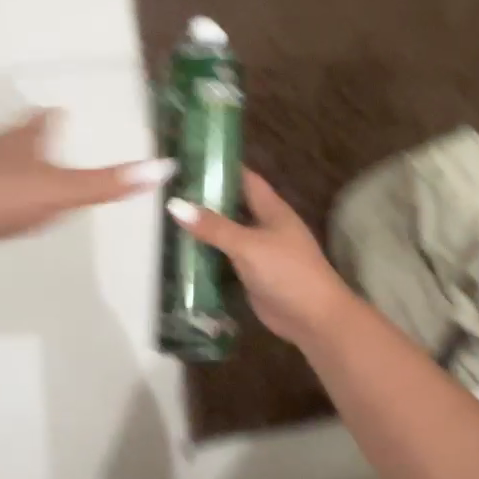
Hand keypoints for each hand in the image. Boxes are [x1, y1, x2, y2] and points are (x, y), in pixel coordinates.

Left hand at [0, 110, 173, 245]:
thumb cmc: (6, 199)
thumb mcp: (65, 193)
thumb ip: (110, 183)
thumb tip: (164, 167)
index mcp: (23, 139)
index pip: (42, 121)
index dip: (51, 118)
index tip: (58, 112)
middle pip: (13, 133)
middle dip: (26, 135)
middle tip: (36, 135)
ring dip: (3, 158)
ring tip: (13, 165)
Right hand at [168, 170, 360, 346]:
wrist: (313, 318)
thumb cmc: (287, 272)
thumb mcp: (248, 245)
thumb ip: (213, 227)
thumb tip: (174, 204)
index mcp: (272, 209)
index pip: (245, 179)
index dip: (221, 167)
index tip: (189, 159)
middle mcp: (265, 226)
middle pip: (232, 206)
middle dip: (205, 199)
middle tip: (168, 191)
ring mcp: (258, 253)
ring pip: (226, 234)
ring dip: (202, 230)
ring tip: (165, 218)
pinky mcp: (251, 276)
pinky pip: (224, 261)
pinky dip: (206, 257)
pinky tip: (180, 254)